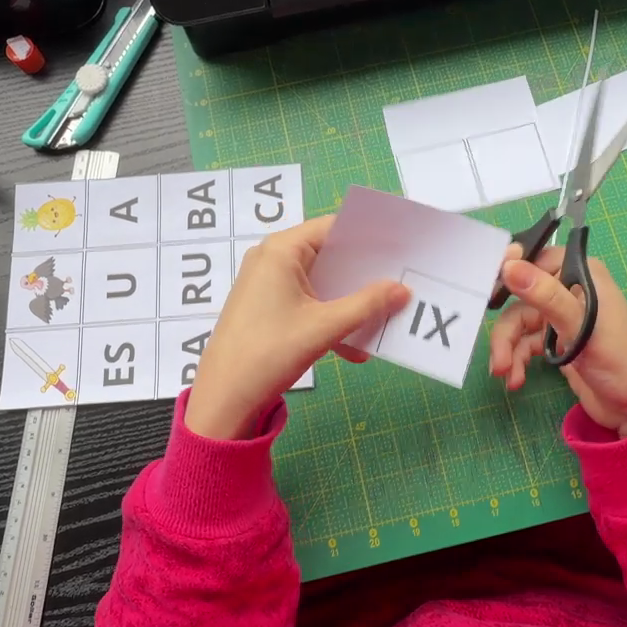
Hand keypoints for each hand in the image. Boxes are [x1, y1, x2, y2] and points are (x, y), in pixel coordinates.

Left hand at [185, 215, 410, 439]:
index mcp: (282, 250)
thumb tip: (402, 289)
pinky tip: (355, 347)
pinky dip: (331, 318)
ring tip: (384, 314)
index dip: (368, 235)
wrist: (224, 398)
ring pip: (321, 281)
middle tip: (400, 278)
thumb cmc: (270, 352)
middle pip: (329, 254)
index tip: (400, 246)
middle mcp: (273, 259)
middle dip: (363, 271)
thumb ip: (367, 305)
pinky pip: (309, 302)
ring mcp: (269, 284)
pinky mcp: (268, 307)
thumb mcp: (325, 327)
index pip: (333, 227)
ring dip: (350, 300)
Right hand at [489, 249, 626, 437]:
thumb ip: (545, 296)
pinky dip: (516, 360)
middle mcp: (569, 290)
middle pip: (520, 295)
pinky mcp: (555, 342)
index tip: (486, 288)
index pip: (536, 258)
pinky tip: (515, 380)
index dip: (510, 271)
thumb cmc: (620, 362)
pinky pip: (524, 343)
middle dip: (505, 324)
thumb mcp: (581, 327)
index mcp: (582, 275)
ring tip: (502, 371)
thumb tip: (509, 266)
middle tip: (492, 342)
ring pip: (519, 323)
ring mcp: (561, 317)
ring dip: (507, 347)